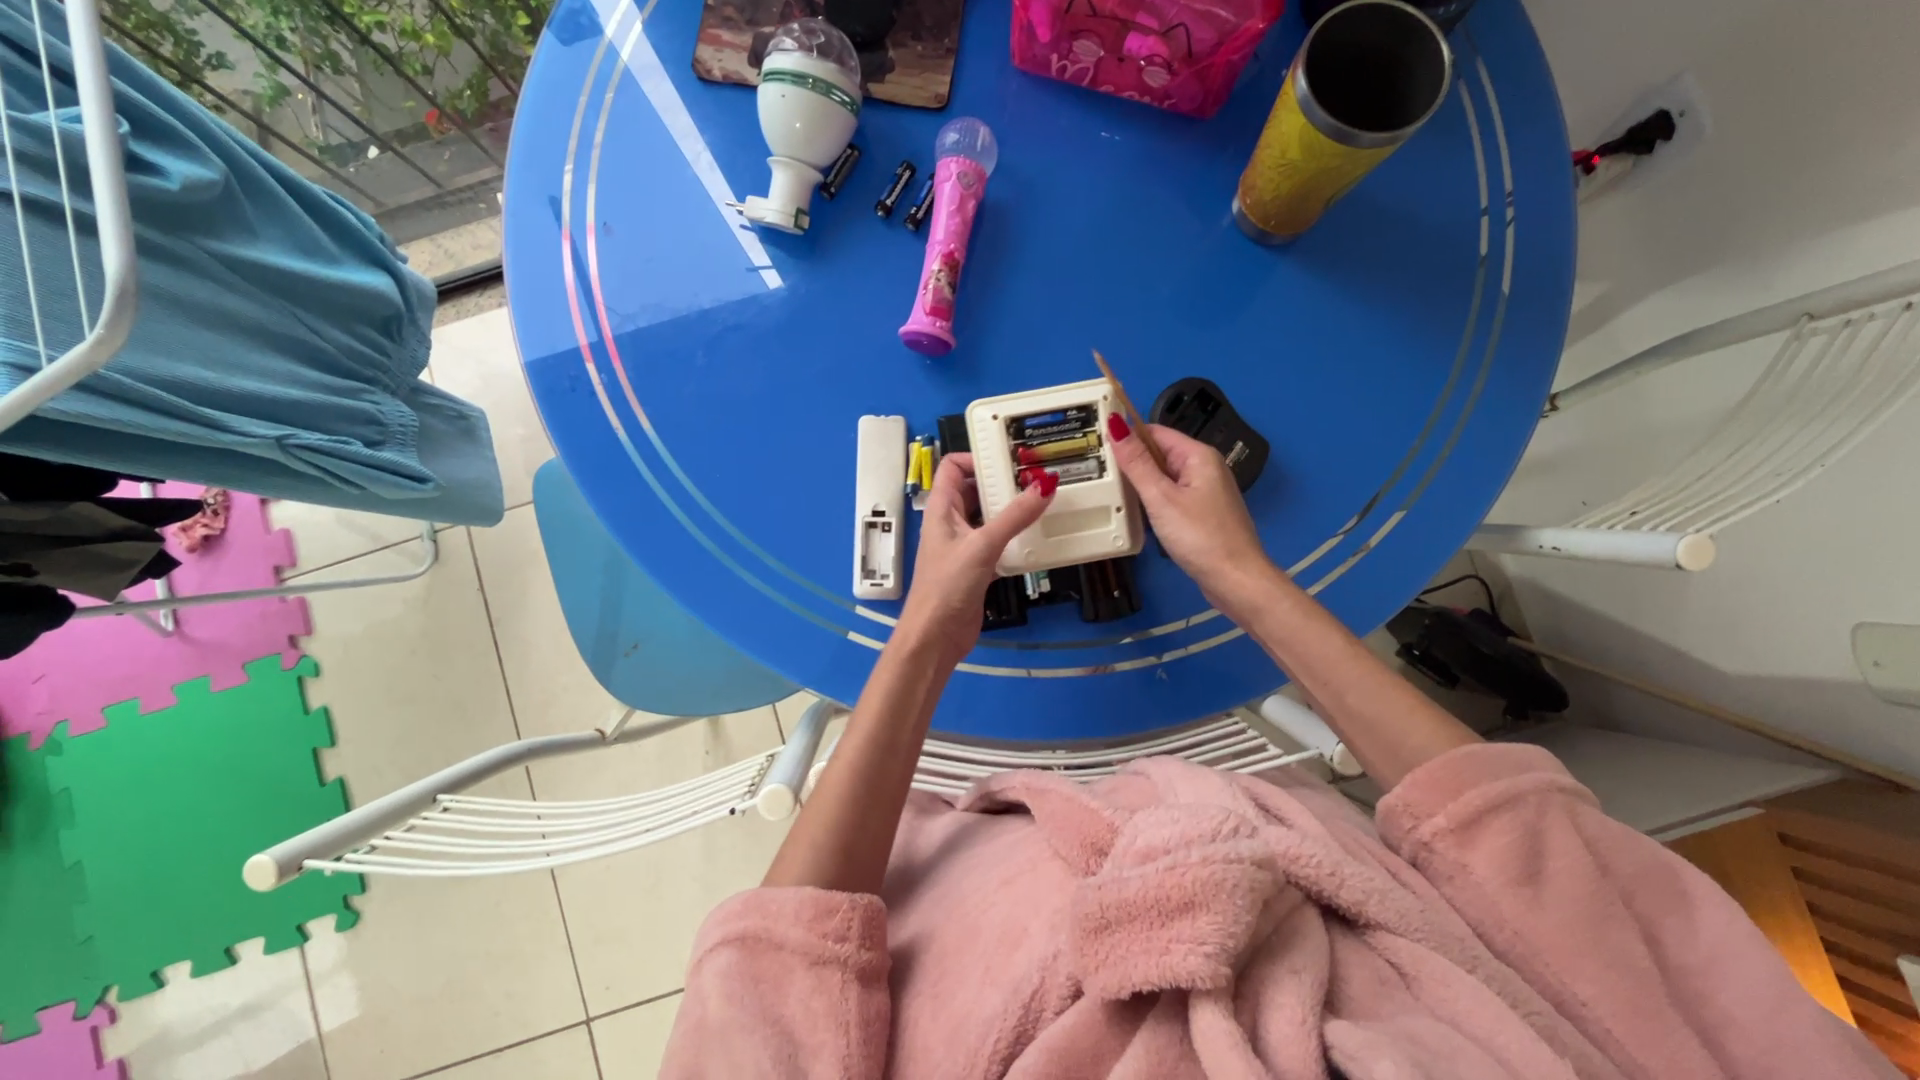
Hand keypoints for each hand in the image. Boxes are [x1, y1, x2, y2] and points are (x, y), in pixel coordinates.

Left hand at [896, 452, 1052, 664]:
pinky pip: (999, 542)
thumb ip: (1015, 517)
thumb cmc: (947, 586)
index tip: (1010, 456)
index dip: (977, 456)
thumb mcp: (982, 546)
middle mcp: (951, 523)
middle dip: (1003, 481)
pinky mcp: (978, 567)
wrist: (935, 637)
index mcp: (942, 509)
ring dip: (1012, 509)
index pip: (953, 467)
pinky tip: (1039, 535)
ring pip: (989, 516)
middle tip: (1038, 475)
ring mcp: (964, 545)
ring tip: (1045, 500)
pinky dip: (1016, 536)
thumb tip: (1046, 484)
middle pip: (976, 489)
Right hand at [1107, 415, 1274, 612]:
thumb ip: (1136, 463)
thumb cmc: (1200, 537)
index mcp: (1198, 455)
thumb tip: (1115, 423)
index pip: (1154, 432)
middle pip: (1159, 454)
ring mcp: (1205, 492)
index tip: (1096, 444)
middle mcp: (1204, 468)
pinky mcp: (1202, 513)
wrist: (1235, 580)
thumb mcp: (1161, 498)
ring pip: (1164, 477)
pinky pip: (1171, 496)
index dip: (1126, 435)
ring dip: (1140, 483)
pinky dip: (1153, 501)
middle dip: (1131, 461)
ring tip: (1108, 490)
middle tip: (1096, 470)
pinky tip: (1136, 513)